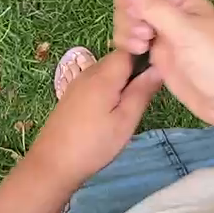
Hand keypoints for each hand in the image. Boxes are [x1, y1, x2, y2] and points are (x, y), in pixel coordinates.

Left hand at [20, 48, 164, 187]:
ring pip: (108, 71)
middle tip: (150, 91)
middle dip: (136, 69)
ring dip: (123, 80)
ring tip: (133, 102)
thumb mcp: (125, 120)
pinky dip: (110, 88)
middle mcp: (89, 72)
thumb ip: (142, 91)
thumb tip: (159, 67)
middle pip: (118, 59)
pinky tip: (113, 109)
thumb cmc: (94, 144)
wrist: (52, 163)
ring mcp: (78, 82)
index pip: (130, 49)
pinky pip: (97, 81)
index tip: (161, 69)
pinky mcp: (73, 94)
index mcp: (103, 75)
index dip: (147, 53)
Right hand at [114, 0, 213, 130]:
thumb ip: (153, 5)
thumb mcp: (184, 30)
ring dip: (126, 34)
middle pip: (133, 3)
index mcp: (180, 0)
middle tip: (143, 36)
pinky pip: (134, 46)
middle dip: (128, 17)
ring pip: (131, 25)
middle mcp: (169, 16)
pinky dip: (128, 49)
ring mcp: (163, 38)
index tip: (133, 12)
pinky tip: (135, 59)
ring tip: (140, 50)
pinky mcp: (159, 59)